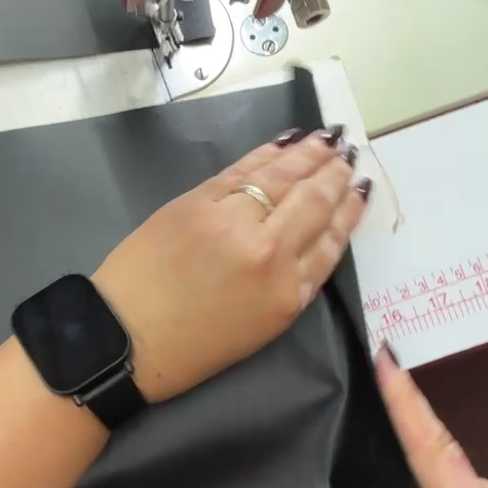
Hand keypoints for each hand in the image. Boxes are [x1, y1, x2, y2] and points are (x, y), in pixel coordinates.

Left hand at [93, 127, 369, 402]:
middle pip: (313, 203)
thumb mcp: (260, 329)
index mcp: (288, 294)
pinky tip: (286, 143)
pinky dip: (268, 153)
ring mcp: (233, 222)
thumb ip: (291, 287)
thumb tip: (309, 245)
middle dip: (334, 176)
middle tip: (348, 154)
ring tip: (327, 139)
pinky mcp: (199, 201)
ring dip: (308, 155)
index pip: (331, 242)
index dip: (349, 212)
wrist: (126, 338)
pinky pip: (243, 169)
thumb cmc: (192, 348)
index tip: (361, 189)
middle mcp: (269, 252)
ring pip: (282, 179)